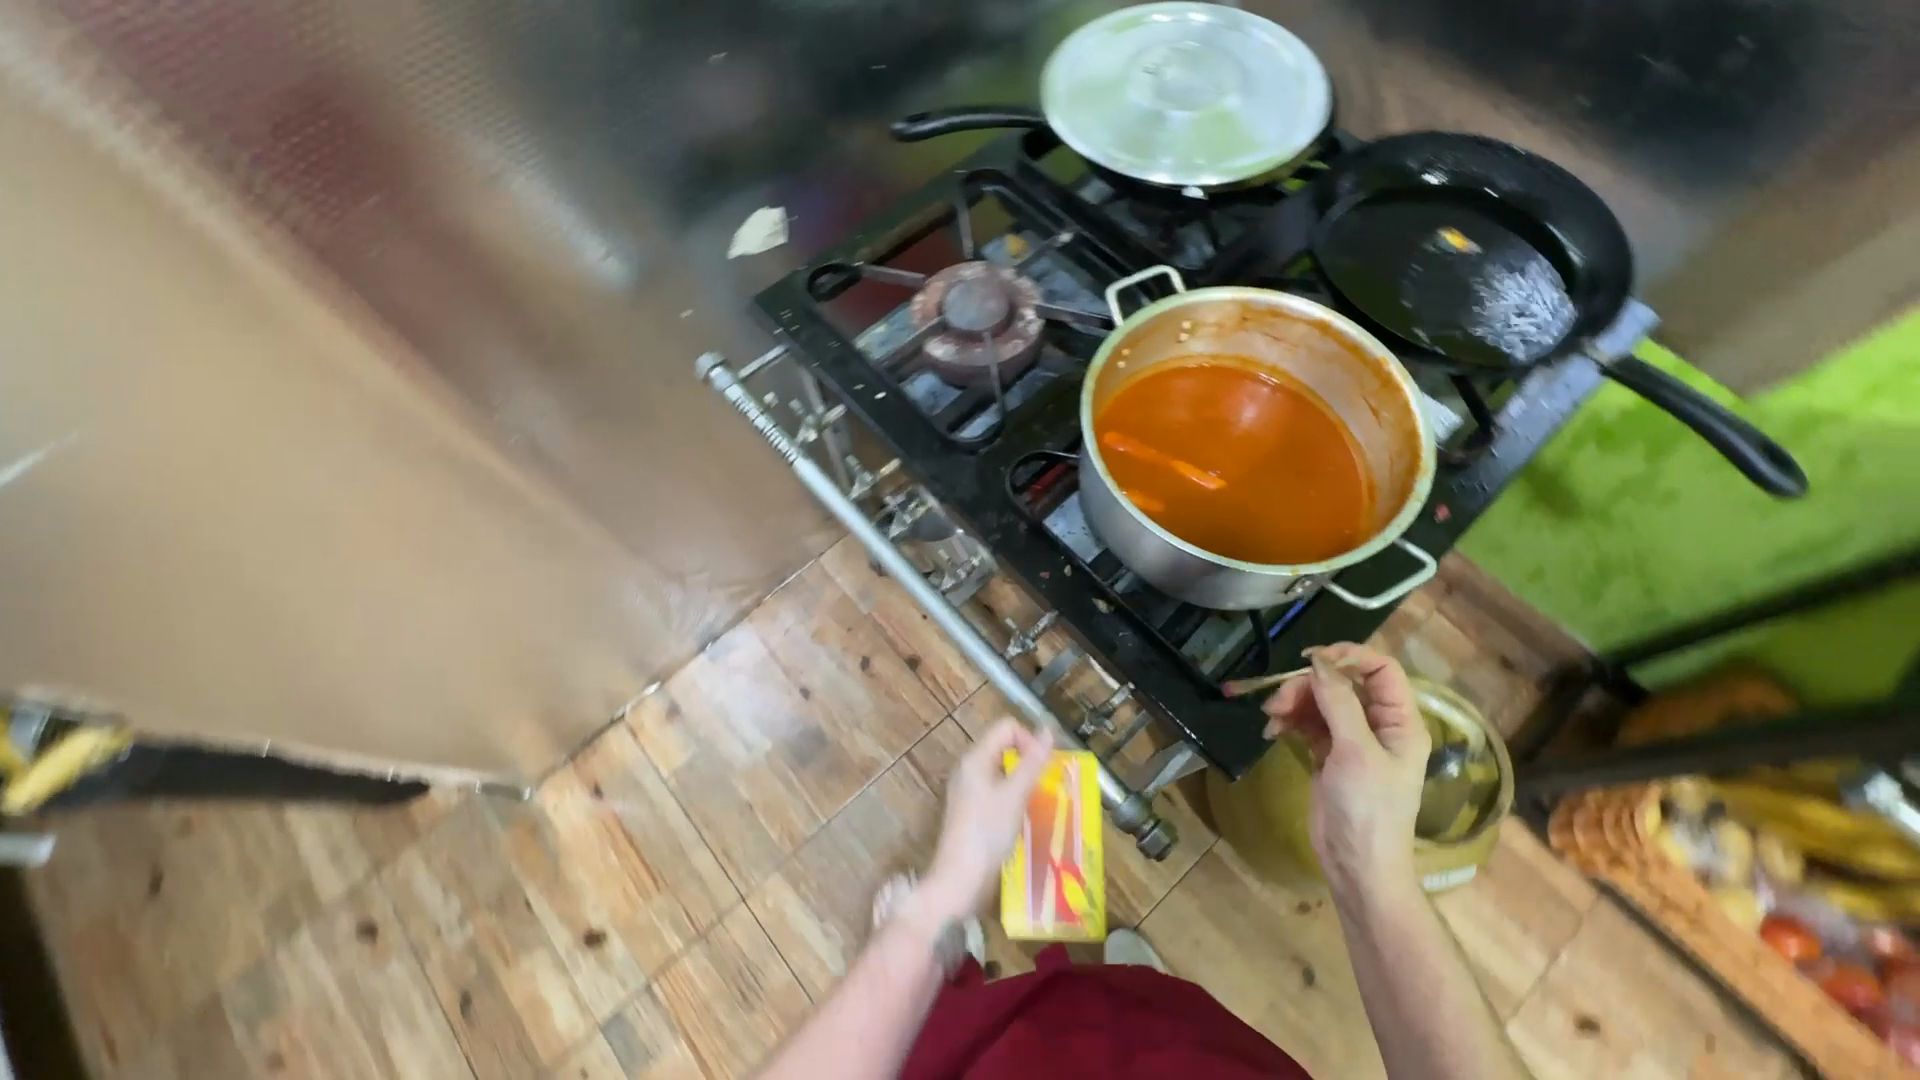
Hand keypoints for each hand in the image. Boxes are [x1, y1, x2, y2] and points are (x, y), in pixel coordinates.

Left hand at [918, 720, 1054, 925]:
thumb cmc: (988, 832)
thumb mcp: (1015, 795)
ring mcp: (967, 788)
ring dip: (1021, 778)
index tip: (1045, 766)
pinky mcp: (970, 808)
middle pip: (1003, 745)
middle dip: (1027, 758)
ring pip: (1001, 768)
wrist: (960, 877)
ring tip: (1036, 800)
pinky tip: (1021, 814)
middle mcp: (968, 768)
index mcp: (975, 758)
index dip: (1029, 739)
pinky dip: (1012, 794)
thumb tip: (1049, 730)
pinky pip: (995, 788)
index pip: (1006, 727)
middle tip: (1045, 783)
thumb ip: (1032, 762)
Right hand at [1263, 644, 1428, 891]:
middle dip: (1308, 686)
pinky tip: (1272, 732)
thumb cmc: (1368, 809)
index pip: (1381, 669)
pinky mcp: (1329, 754)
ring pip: (1321, 702)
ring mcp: (1353, 740)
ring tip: (1271, 719)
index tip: (1310, 660)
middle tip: (1277, 701)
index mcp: (1401, 722)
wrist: (1356, 864)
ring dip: (1293, 703)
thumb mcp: (1356, 752)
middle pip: (1342, 684)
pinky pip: (1308, 723)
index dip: (1348, 656)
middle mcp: (1379, 725)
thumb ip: (1339, 703)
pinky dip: (1289, 721)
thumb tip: (1318, 662)